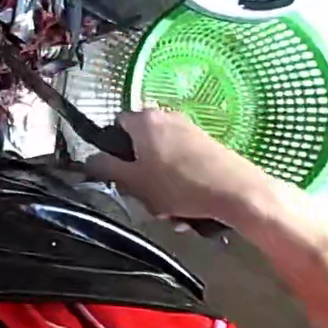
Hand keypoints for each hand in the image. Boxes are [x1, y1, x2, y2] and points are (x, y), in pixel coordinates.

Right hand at [86, 110, 327, 246]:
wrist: (238, 192)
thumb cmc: (179, 185)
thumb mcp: (134, 182)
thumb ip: (105, 168)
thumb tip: (89, 158)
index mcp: (144, 119)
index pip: (115, 126)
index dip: (112, 151)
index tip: (119, 175)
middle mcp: (166, 116)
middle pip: (140, 145)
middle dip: (140, 174)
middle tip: (144, 197)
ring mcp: (190, 130)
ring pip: (162, 160)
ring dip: (161, 186)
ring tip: (170, 211)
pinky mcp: (208, 146)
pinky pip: (183, 165)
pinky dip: (181, 185)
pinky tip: (188, 209)